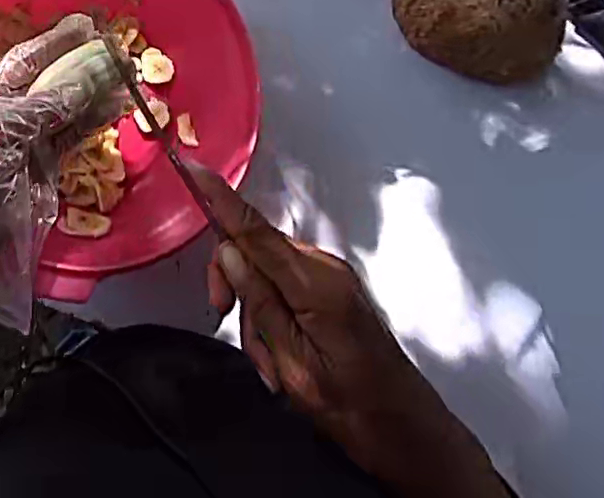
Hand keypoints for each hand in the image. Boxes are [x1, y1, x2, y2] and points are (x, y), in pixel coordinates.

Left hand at [0, 14, 127, 331]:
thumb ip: (46, 103)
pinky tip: (119, 104)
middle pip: (53, 76)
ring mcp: (30, 134)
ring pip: (70, 103)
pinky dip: (98, 118)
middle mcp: (10, 107)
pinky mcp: (47, 159)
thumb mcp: (3, 130)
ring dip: (98, 88)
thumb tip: (85, 78)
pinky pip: (77, 131)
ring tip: (128, 72)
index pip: (27, 56)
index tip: (87, 24)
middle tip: (117, 47)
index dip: (57, 40)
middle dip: (84, 62)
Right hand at [189, 161, 510, 497]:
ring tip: (268, 359)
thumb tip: (229, 252)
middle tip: (223, 314)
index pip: (254, 230)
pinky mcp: (330, 284)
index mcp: (316, 285)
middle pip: (253, 247)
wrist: (411, 435)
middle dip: (232, 279)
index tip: (192, 168)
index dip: (219, 197)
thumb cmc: (356, 411)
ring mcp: (329, 273)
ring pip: (263, 267)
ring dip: (253, 308)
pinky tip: (278, 349)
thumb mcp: (295, 367)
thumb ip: (259, 303)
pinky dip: (269, 309)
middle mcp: (324, 267)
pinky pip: (281, 280)